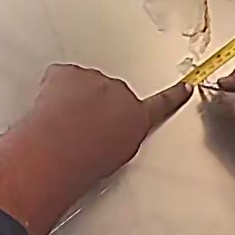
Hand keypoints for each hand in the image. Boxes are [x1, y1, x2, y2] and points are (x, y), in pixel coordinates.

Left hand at [13, 63, 190, 182]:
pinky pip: (59, 78)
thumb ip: (121, 138)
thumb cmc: (87, 161)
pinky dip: (52, 92)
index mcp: (137, 116)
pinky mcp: (67, 72)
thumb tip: (110, 139)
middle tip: (79, 131)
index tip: (184, 88)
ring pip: (82, 85)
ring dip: (73, 101)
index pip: (160, 105)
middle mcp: (119, 92)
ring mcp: (93, 79)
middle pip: (109, 94)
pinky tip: (50, 113)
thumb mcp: (118, 155)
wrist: (62, 150)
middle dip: (95, 107)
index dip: (172, 97)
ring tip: (63, 127)